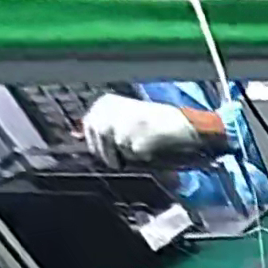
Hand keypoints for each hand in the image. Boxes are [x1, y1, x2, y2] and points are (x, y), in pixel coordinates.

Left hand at [81, 94, 212, 166]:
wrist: (189, 125)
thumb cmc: (162, 123)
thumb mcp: (129, 117)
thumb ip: (107, 125)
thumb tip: (79, 136)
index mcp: (107, 102)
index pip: (89, 124)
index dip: (95, 142)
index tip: (104, 154)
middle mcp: (112, 110)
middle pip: (99, 136)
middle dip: (107, 152)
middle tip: (118, 164)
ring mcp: (125, 124)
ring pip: (117, 147)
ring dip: (128, 156)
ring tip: (144, 154)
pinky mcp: (138, 138)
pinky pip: (135, 155)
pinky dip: (144, 158)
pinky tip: (154, 153)